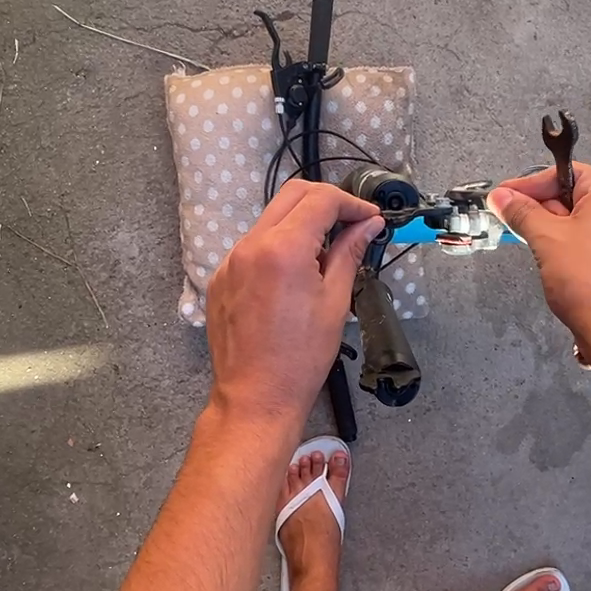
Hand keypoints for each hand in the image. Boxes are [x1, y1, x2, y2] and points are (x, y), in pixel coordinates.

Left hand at [205, 180, 383, 430]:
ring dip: (301, 224)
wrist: (256, 395)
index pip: (320, 201)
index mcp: (282, 249)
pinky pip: (253, 246)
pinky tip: (295, 274)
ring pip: (271, 219)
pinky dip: (278, 246)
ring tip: (326, 254)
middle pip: (292, 195)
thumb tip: (368, 225)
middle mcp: (250, 246)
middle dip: (326, 202)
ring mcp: (230, 261)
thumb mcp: (335, 301)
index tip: (370, 218)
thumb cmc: (301, 357)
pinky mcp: (220, 277)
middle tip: (352, 222)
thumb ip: (350, 253)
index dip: (351, 203)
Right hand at [488, 163, 590, 370]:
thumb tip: (501, 196)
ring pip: (579, 222)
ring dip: (552, 232)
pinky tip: (555, 267)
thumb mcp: (546, 240)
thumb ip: (522, 213)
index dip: (529, 184)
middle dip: (540, 209)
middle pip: (572, 196)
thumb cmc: (590, 282)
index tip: (502, 198)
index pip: (564, 173)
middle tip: (513, 224)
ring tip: (535, 250)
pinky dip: (568, 249)